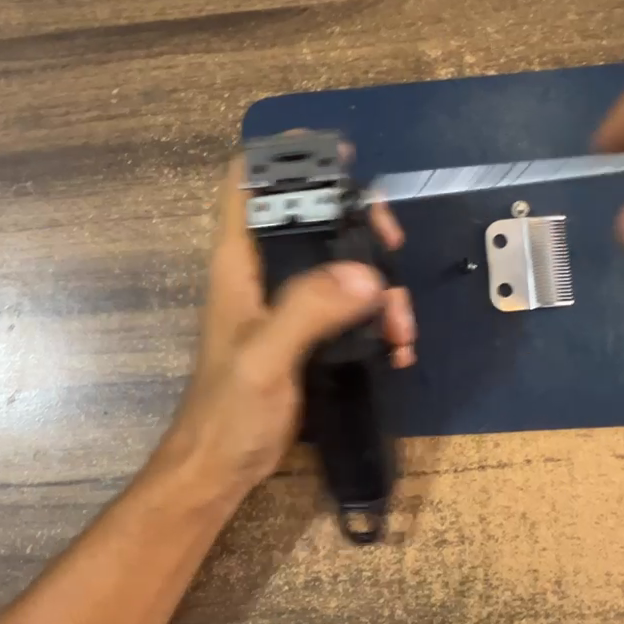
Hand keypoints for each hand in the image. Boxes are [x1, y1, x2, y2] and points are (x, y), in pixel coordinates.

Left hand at [150, 156, 415, 500]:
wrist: (222, 468)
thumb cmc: (229, 412)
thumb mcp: (265, 357)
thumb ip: (309, 310)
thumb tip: (369, 276)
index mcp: (239, 264)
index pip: (248, 185)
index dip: (284, 157)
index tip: (337, 155)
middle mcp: (264, 275)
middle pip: (312, 218)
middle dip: (358, 223)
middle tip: (393, 242)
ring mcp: (288, 307)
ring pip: (341, 266)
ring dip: (379, 287)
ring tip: (401, 330)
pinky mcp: (308, 338)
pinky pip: (351, 311)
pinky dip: (377, 322)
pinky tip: (396, 351)